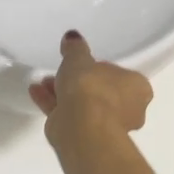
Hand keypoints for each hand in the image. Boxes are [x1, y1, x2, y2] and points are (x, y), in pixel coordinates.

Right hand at [28, 31, 153, 150]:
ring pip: (84, 104)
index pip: (118, 74)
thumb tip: (72, 37)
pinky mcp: (87, 136)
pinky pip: (69, 115)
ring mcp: (108, 126)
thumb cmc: (90, 88)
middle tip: (59, 73)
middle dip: (77, 83)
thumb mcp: (79, 59)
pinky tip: (36, 92)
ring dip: (63, 93)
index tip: (79, 65)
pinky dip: (54, 104)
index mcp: (138, 87)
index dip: (97, 69)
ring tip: (42, 82)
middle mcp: (129, 108)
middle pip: (100, 91)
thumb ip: (75, 48)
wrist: (82, 127)